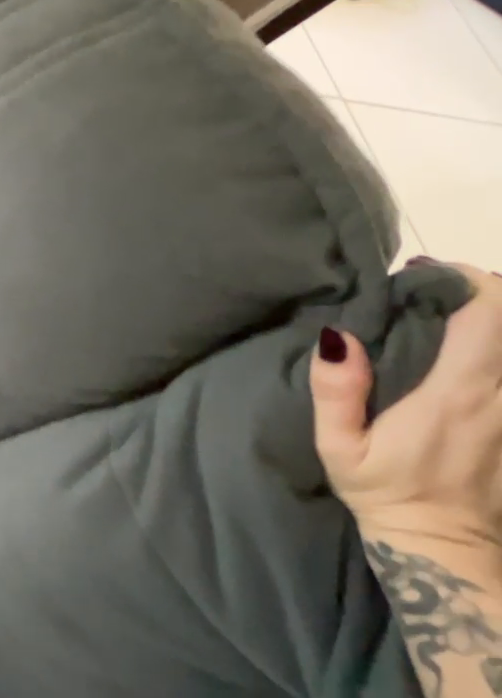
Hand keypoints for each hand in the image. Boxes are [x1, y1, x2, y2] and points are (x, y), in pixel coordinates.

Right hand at [312, 262, 501, 552]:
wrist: (446, 548)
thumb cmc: (383, 491)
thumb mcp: (338, 446)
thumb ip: (337, 390)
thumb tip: (338, 335)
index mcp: (458, 396)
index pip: (488, 319)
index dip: (468, 282)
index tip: (424, 276)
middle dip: (480, 295)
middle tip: (429, 290)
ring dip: (491, 322)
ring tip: (448, 313)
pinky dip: (496, 347)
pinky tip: (467, 345)